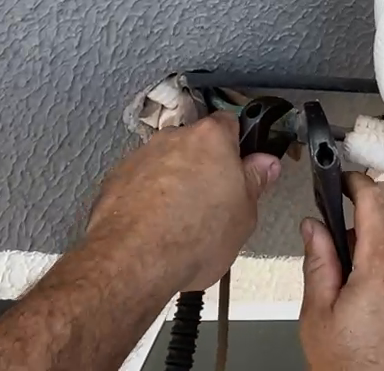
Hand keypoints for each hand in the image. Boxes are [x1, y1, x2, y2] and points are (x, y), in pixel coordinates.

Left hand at [85, 112, 280, 292]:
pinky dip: (147, 197)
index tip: (240, 167)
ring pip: (167, 161)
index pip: (230, 123)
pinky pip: (140, 181)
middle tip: (211, 200)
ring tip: (179, 221)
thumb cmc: (195, 235)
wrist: (133, 260)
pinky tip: (153, 227)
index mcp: (212, 137)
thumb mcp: (245, 214)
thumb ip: (256, 181)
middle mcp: (175, 136)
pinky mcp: (116, 178)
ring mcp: (143, 155)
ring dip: (174, 181)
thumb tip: (266, 163)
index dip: (237, 145)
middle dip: (203, 165)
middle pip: (196, 143)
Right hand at [299, 172, 383, 370]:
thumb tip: (313, 228)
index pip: (374, 201)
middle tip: (337, 279)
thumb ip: (317, 263)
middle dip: (358, 248)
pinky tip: (380, 327)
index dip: (356, 183)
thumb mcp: (318, 319)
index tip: (344, 179)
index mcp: (382, 266)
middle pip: (382, 237)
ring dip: (377, 274)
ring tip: (359, 316)